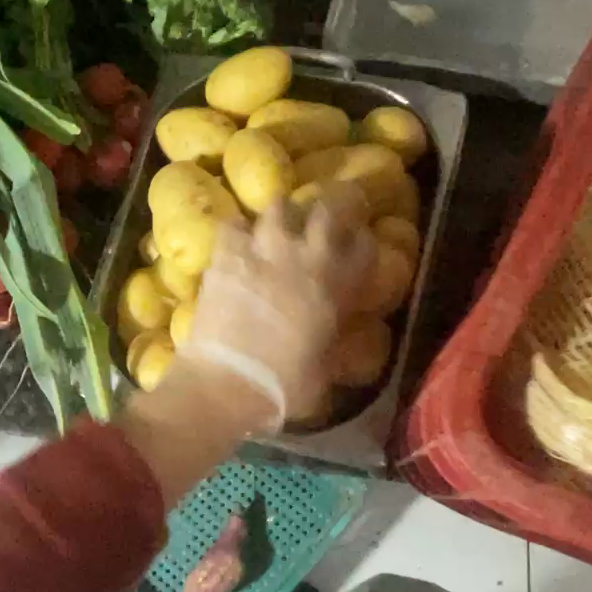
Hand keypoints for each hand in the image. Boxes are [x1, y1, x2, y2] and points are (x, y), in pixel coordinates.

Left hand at [173, 194, 377, 430]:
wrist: (229, 381)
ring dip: (282, 213)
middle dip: (333, 206)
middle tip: (328, 211)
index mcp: (338, 286)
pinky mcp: (226, 256)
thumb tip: (332, 346)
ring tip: (279, 222)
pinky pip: (233, 225)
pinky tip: (236, 239)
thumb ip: (332, 345)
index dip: (365, 244)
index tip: (361, 244)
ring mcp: (264, 251)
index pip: (365, 249)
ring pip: (279, 207)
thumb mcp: (324, 369)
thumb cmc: (284, 385)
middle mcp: (306, 258)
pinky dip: (237, 230)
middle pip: (328, 210)